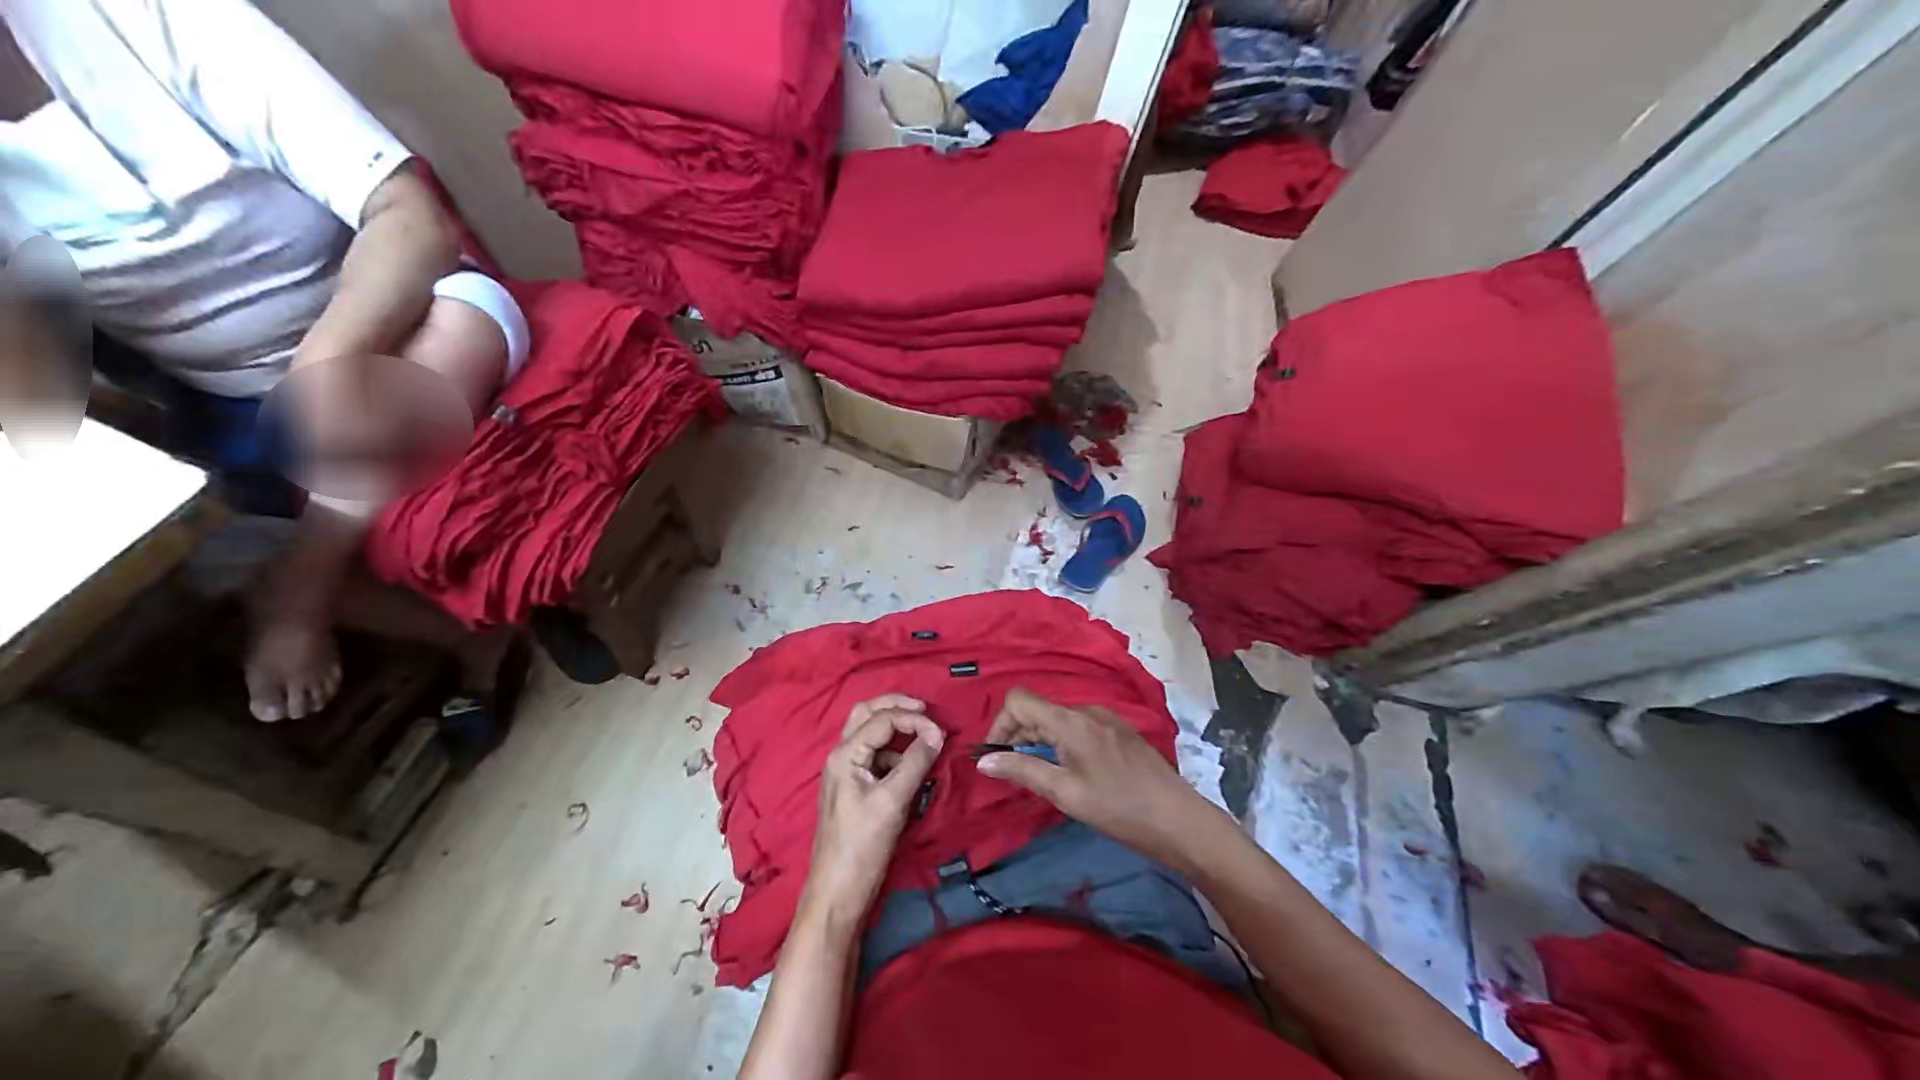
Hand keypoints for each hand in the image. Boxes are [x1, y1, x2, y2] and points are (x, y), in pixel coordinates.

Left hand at [804, 694, 944, 928]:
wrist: (838, 892)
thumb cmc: (862, 845)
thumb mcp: (893, 801)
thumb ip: (915, 762)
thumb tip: (937, 734)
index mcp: (845, 754)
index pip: (882, 719)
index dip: (913, 719)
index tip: (941, 733)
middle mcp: (842, 756)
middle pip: (867, 714)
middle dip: (896, 707)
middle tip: (925, 709)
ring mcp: (847, 773)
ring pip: (871, 735)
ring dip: (896, 729)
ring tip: (924, 737)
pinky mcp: (856, 790)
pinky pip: (877, 758)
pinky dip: (897, 754)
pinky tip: (914, 767)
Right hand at [975, 689, 1214, 863]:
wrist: (1179, 820)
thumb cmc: (1118, 809)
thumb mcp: (1065, 793)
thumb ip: (1023, 770)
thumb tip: (984, 760)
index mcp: (1070, 721)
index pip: (1019, 700)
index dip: (1000, 723)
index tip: (996, 756)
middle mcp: (1087, 710)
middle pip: (1038, 709)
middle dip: (1018, 736)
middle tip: (1014, 773)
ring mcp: (1107, 719)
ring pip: (1058, 720)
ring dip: (1040, 741)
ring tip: (1043, 776)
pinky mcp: (1120, 732)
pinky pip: (1079, 727)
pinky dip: (1062, 743)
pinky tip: (1072, 772)